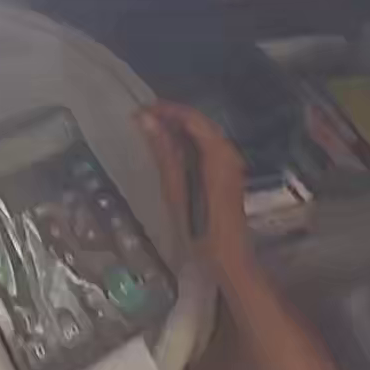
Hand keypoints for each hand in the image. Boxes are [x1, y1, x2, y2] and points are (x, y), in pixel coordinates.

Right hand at [138, 100, 256, 282]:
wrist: (229, 260)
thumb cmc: (201, 227)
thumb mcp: (177, 187)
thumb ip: (164, 150)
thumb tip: (146, 118)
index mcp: (218, 152)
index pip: (191, 117)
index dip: (166, 109)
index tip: (140, 110)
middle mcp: (228, 151)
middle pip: (198, 121)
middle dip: (171, 115)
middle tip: (142, 118)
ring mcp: (229, 161)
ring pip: (202, 131)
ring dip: (177, 127)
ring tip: (150, 129)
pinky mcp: (226, 171)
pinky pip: (205, 144)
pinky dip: (186, 139)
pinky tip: (169, 146)